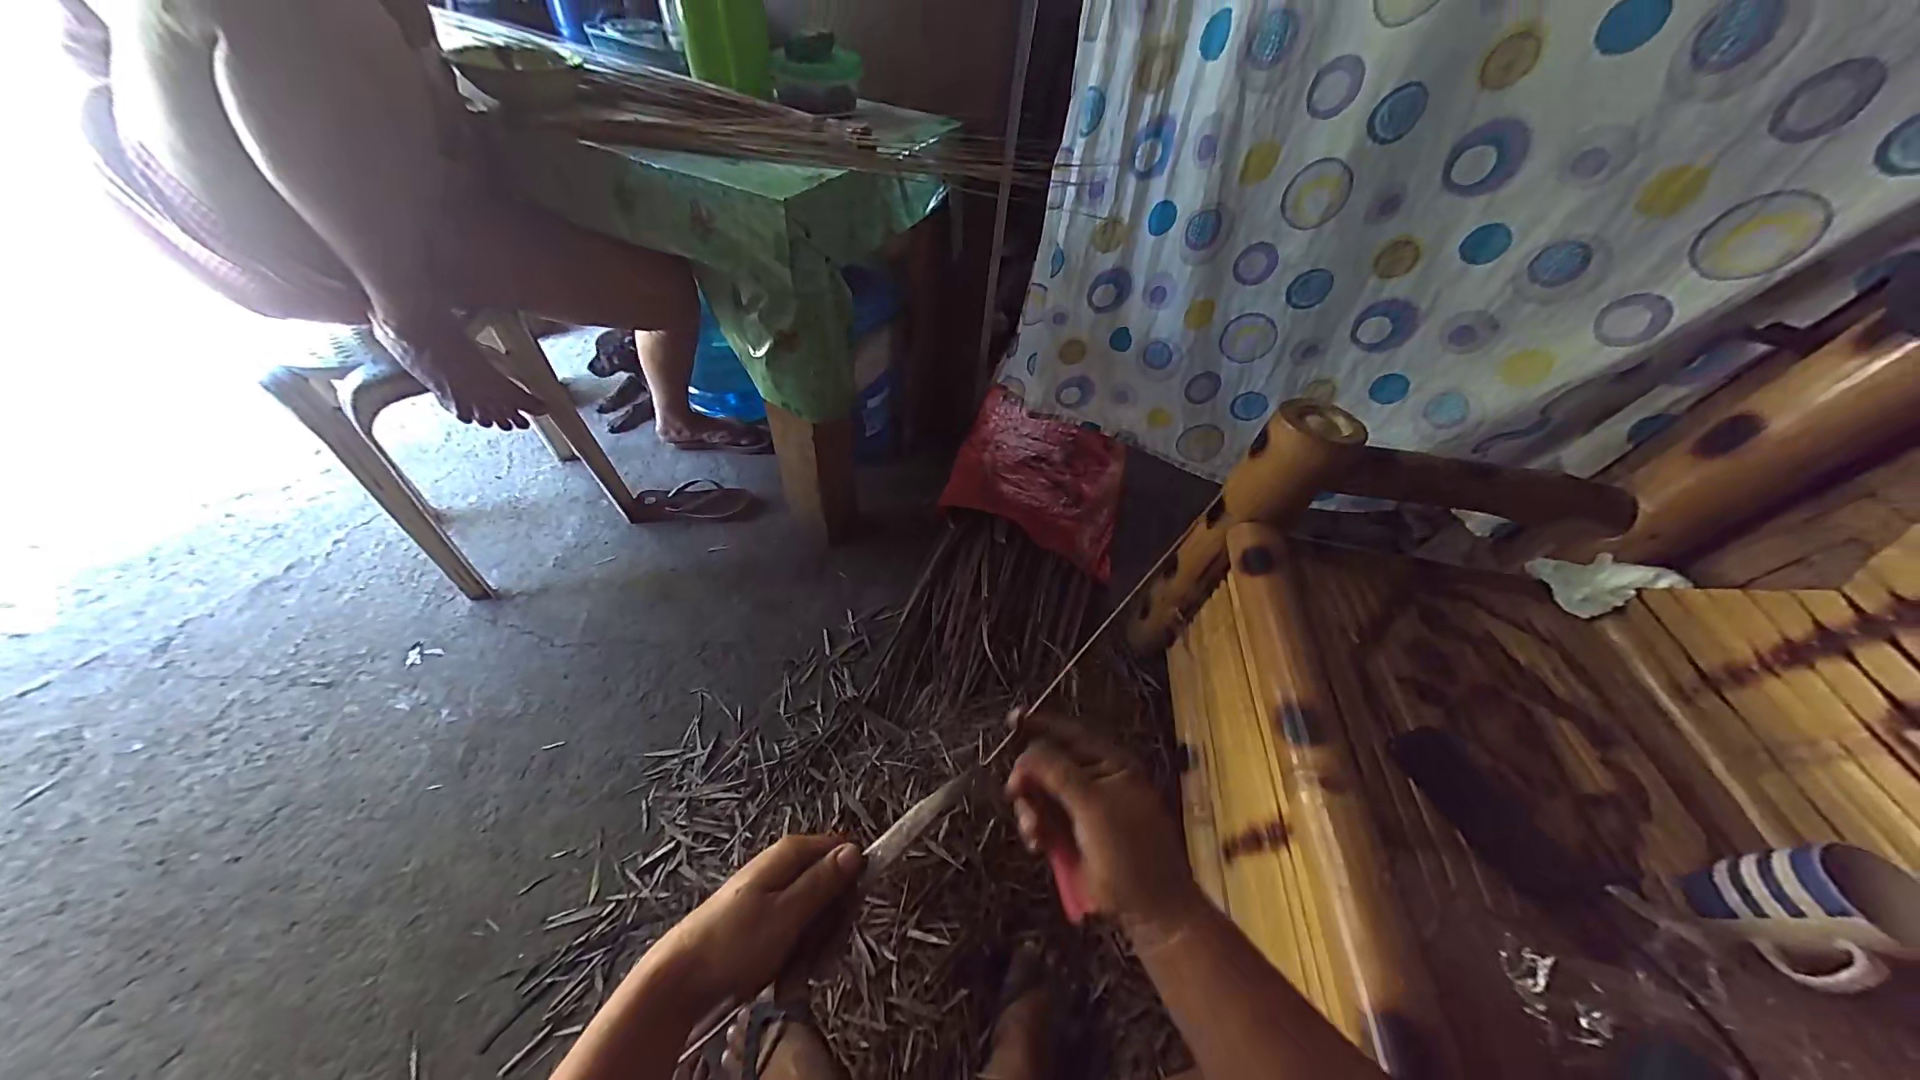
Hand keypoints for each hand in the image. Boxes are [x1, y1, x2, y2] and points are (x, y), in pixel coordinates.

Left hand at [649, 835, 863, 1014]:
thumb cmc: (734, 944)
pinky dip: (796, 958)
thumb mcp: (787, 913)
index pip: (844, 854)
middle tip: (815, 956)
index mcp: (791, 854)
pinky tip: (784, 980)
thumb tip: (856, 851)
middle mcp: (785, 868)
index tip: (843, 918)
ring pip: (817, 917)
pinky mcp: (767, 921)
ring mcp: (776, 895)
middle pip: (832, 889)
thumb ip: (823, 882)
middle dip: (829, 929)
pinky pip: (798, 934)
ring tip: (793, 975)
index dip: (850, 887)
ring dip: (812, 951)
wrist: (679, 980)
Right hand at [1006, 712, 1203, 950]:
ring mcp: (1083, 808)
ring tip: (1034, 833)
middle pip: (1049, 764)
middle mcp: (1096, 780)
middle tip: (1016, 792)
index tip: (1012, 720)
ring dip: (1031, 810)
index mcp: (1111, 763)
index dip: (1041, 725)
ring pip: (1041, 794)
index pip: (1070, 733)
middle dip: (1030, 779)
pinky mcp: (1072, 835)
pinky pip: (1043, 820)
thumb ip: (1058, 773)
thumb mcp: (1093, 806)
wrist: (1149, 910)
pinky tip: (1037, 845)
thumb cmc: (1129, 851)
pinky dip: (1036, 829)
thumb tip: (1026, 753)